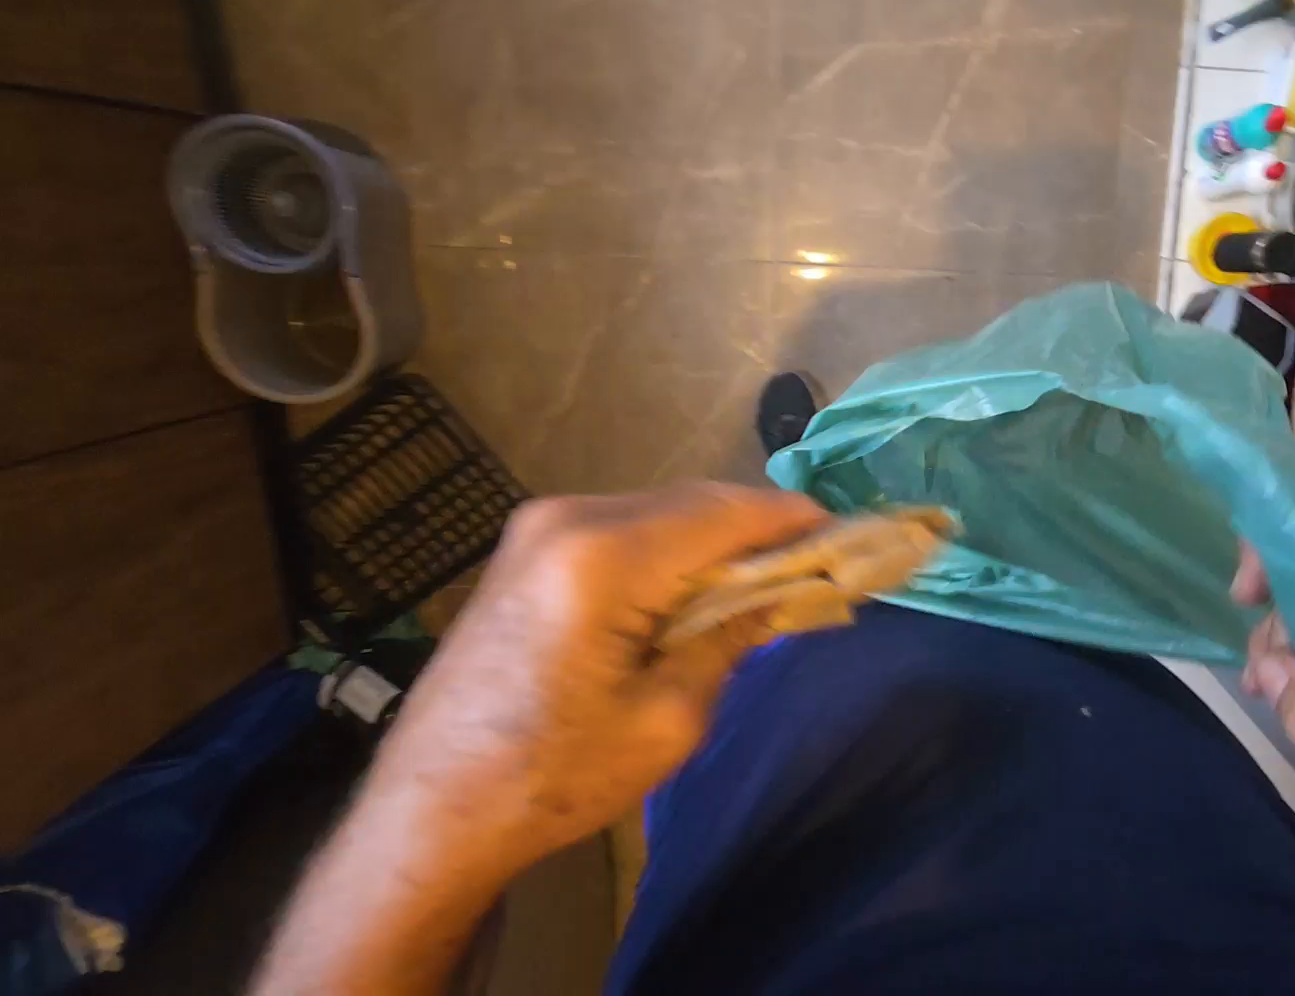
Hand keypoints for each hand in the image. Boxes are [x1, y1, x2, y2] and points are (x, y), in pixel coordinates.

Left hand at [363, 483, 827, 879]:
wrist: (427, 813)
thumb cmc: (554, 778)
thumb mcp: (670, 717)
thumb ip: (734, 636)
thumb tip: (787, 592)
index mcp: (605, 559)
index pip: (728, 514)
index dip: (793, 519)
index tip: (843, 533)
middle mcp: (571, 518)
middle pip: (698, 503)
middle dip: (760, 527)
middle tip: (811, 561)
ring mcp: (541, 525)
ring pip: (665, 510)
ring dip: (719, 537)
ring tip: (762, 575)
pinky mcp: (530, 543)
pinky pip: (630, 526)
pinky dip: (676, 546)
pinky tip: (697, 582)